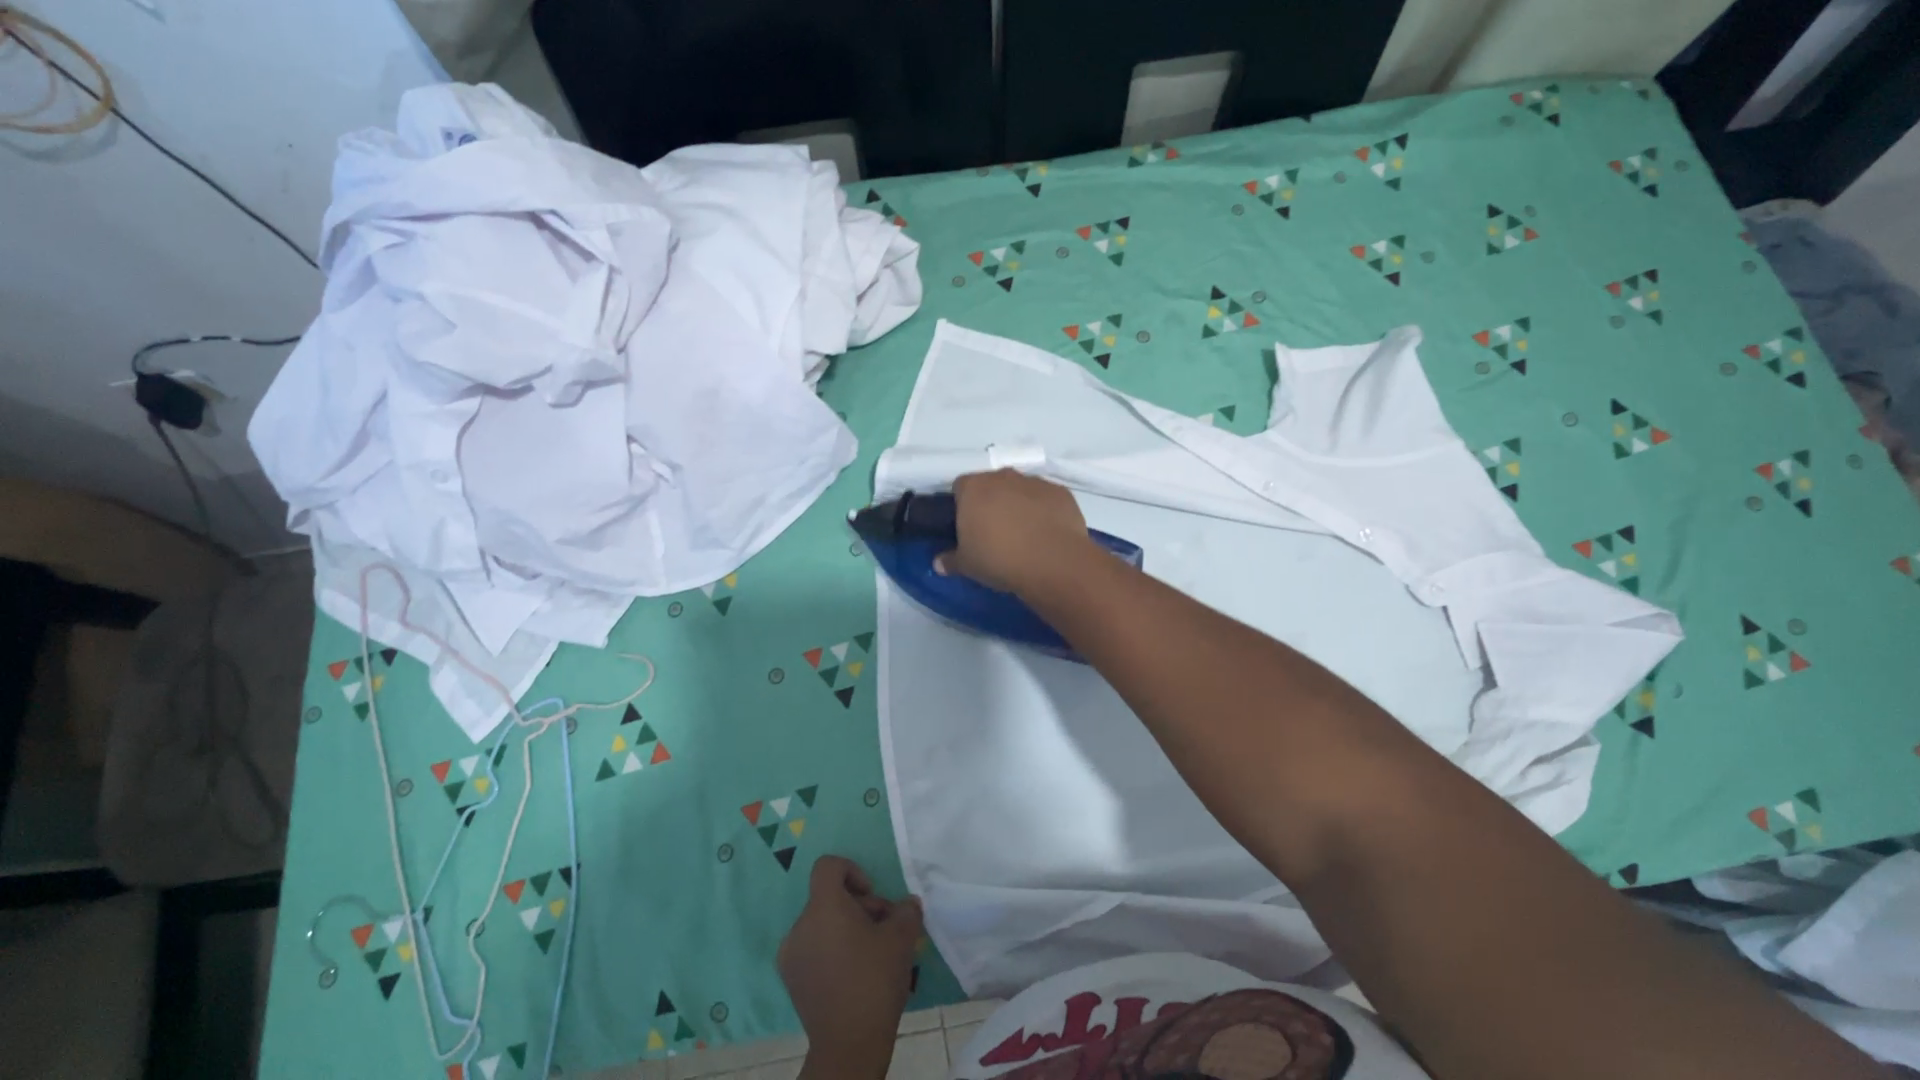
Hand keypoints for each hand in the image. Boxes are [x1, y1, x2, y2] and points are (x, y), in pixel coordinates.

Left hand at [780, 855, 922, 1079]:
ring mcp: (791, 953)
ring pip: (822, 924)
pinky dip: (832, 950)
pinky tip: (854, 975)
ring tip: (872, 954)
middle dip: (860, 907)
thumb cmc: (875, 980)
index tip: (872, 895)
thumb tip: (907, 904)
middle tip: (885, 930)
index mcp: (823, 907)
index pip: (828, 866)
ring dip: (847, 929)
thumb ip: (906, 911)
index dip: (853, 870)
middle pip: (829, 898)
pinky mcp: (791, 979)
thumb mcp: (902, 939)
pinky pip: (813, 948)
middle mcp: (800, 925)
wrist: (849, 1043)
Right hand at [937, 469, 1094, 594]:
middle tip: (994, 532)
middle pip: (992, 485)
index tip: (967, 526)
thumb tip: (938, 563)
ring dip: (1018, 505)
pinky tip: (1046, 534)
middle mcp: (1003, 477)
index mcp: (974, 488)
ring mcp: (1034, 481)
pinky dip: (1044, 511)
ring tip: (1023, 535)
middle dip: (991, 502)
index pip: (960, 487)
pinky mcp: (1060, 492)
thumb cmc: (998, 559)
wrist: (1052, 561)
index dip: (962, 505)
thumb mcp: (966, 565)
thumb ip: (950, 560)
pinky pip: (1045, 499)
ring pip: (1020, 490)